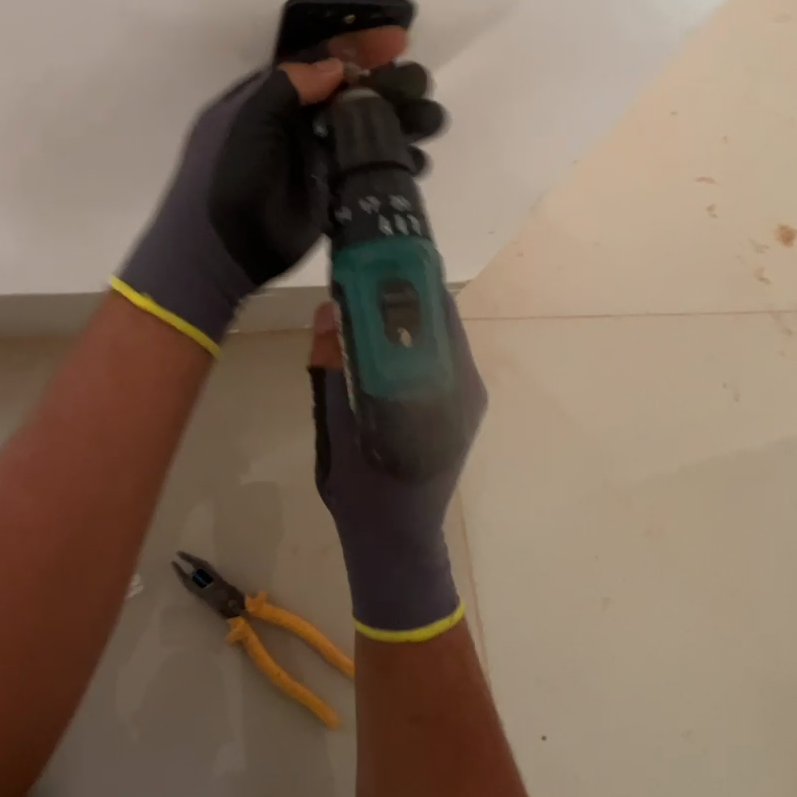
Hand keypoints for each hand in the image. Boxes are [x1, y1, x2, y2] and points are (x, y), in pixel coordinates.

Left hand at [114, 28, 443, 353]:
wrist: (217, 250)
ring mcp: (316, 159)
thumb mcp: (245, 123)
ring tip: (430, 121)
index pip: (321, 63)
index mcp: (272, 100)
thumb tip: (335, 66)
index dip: (359, 49)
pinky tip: (416, 160)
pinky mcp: (331, 193)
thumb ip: (286, 88)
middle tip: (420, 86)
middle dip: (389, 86)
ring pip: (367, 131)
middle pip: (352, 95)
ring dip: (400, 122)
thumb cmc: (223, 178)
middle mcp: (298, 124)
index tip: (398, 40)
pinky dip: (395, 163)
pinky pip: (369, 170)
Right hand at [308, 299, 485, 640]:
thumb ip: (333, 366)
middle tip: (362, 275)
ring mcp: (466, 399)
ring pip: (439, 339)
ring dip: (407, 316)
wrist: (394, 537)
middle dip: (402, 294)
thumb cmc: (363, 485)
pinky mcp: (461, 410)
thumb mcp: (338, 423)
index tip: (372, 258)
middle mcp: (464, 387)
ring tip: (367, 301)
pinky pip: (438, 361)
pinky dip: (410, 342)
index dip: (405, 279)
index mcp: (441, 388)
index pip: (432, 312)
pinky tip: (380, 343)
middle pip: (438, 321)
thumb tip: (330, 311)